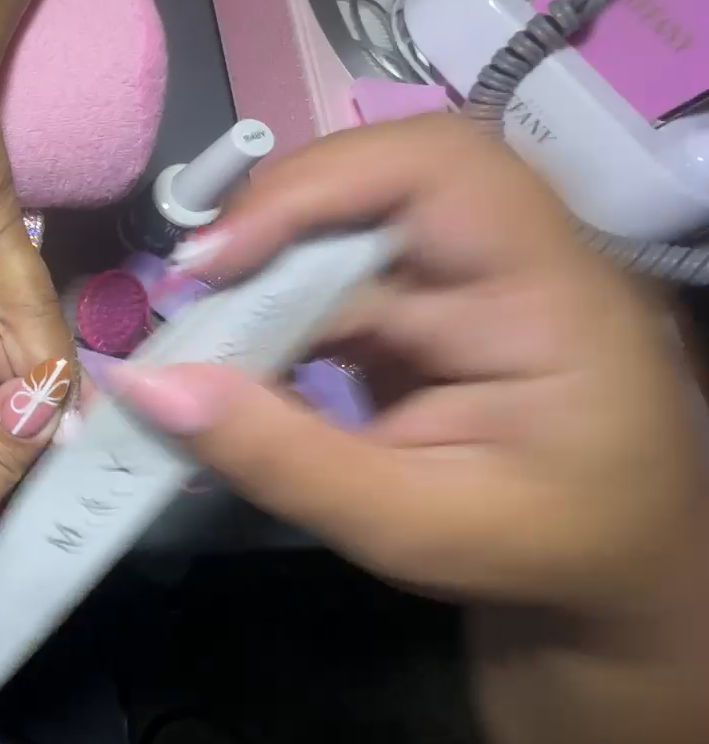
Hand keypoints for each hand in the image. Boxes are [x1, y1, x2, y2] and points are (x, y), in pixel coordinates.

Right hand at [110, 116, 707, 616]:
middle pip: (372, 181)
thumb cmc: (531, 549)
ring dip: (248, 273)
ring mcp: (452, 284)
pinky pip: (317, 282)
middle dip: (261, 224)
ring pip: (333, 232)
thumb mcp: (397, 523)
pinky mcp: (409, 310)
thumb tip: (144, 385)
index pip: (437, 173)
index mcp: (542, 300)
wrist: (599, 570)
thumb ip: (272, 455)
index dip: (310, 191)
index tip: (212, 263)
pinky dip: (255, 310)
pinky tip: (225, 356)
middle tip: (184, 293)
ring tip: (190, 335)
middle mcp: (500, 264)